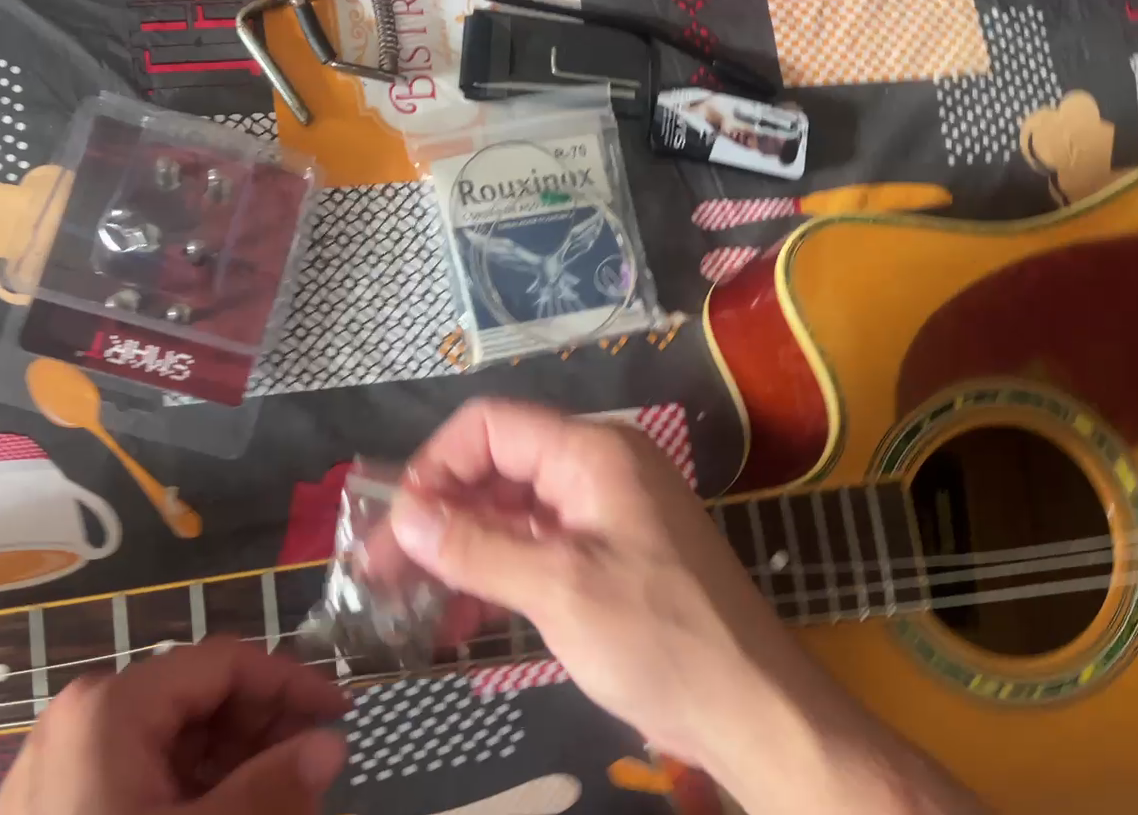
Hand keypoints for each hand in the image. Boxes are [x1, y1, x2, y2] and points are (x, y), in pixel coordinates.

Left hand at [0, 639, 348, 814]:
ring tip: (277, 797)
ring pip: (178, 733)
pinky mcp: (63, 795)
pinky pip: (147, 767)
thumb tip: (333, 745)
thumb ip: (272, 791)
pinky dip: (196, 785)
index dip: (292, 683)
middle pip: (202, 695)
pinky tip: (227, 809)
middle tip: (312, 765)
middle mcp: (89, 712)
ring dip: (235, 758)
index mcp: (115, 705)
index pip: (227, 663)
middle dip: (264, 727)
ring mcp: (70, 753)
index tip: (342, 715)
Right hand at [386, 400, 981, 814]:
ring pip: (510, 512)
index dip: (434, 466)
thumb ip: (476, 548)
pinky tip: (461, 619)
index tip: (396, 526)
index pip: (490, 427)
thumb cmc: (660, 639)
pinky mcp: (604, 553)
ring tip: (410, 603)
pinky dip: (495, 576)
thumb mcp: (559, 591)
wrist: (754, 710)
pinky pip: (535, 548)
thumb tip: (403, 516)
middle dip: (438, 516)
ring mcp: (601, 512)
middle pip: (495, 469)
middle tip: (383, 572)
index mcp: (592, 453)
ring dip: (460, 551)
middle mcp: (595, 469)